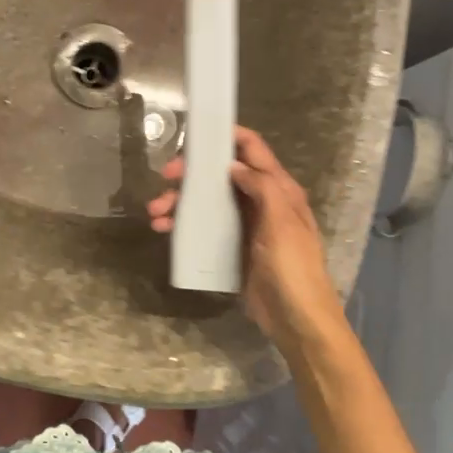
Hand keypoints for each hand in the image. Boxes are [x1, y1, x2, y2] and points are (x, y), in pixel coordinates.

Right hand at [148, 127, 344, 347]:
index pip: (253, 149)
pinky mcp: (231, 247)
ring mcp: (245, 224)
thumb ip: (262, 187)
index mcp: (279, 189)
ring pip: (207, 200)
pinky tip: (164, 230)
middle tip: (166, 176)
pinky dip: (182, 224)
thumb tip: (232, 164)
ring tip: (155, 212)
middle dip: (191, 171)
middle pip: (221, 173)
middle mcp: (261, 200)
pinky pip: (203, 226)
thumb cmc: (293, 267)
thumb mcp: (281, 222)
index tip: (197, 133)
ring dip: (180, 200)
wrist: (297, 319)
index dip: (227, 135)